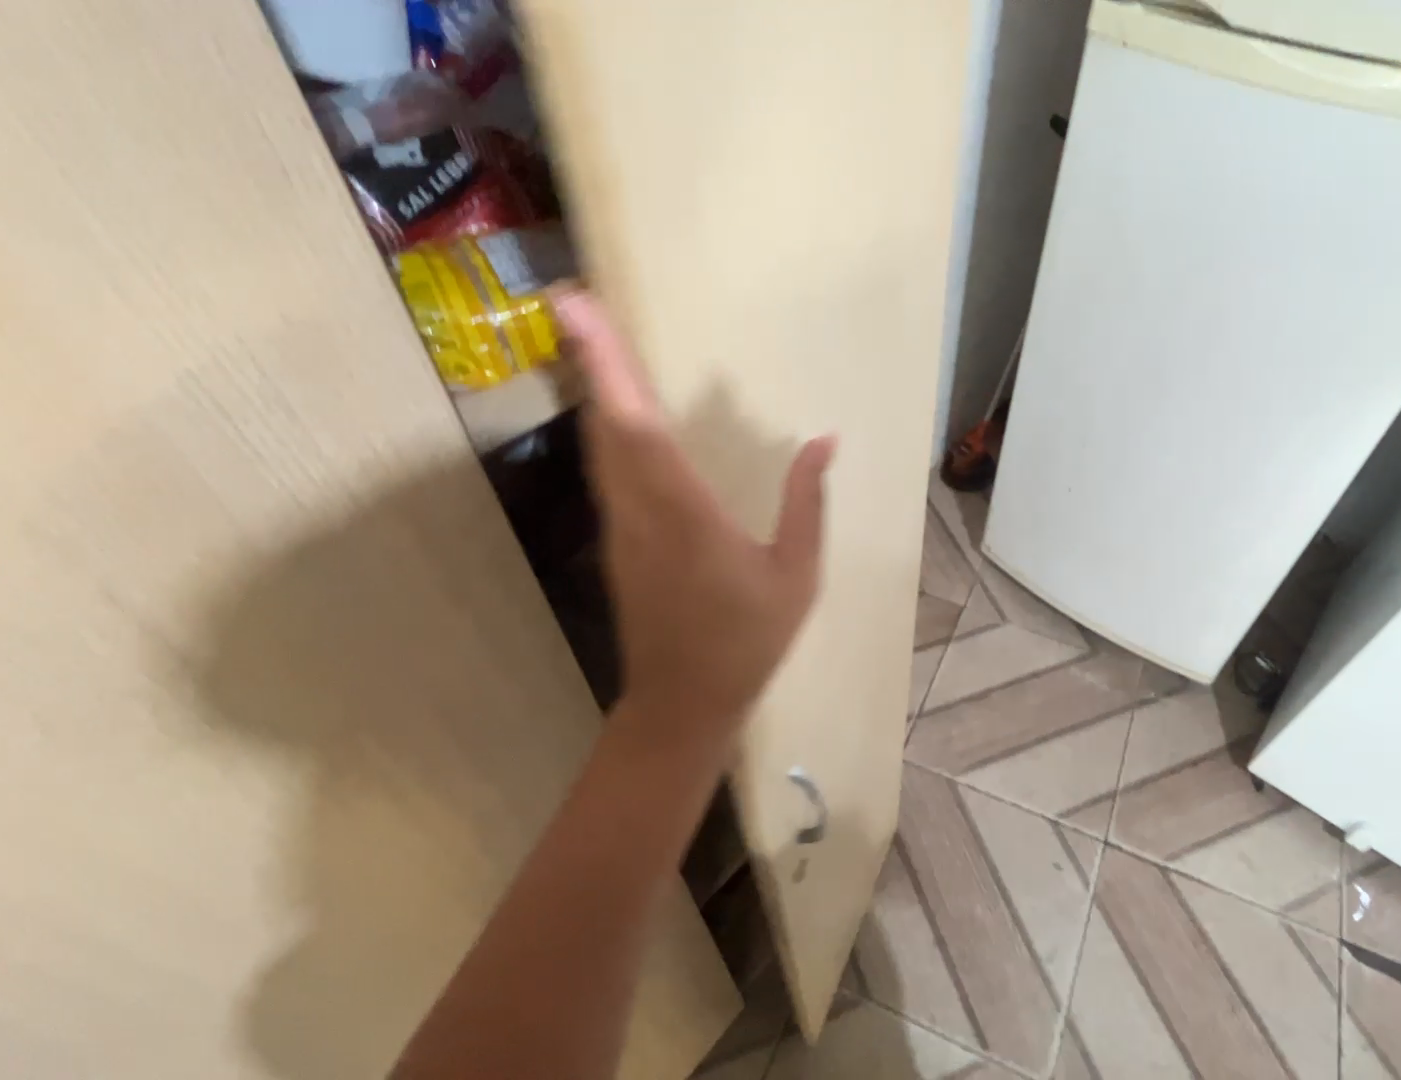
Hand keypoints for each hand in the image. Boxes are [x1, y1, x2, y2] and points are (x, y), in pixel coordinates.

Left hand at [551, 288, 835, 748]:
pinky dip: (603, 425)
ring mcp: (619, 526)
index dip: (607, 365)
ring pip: (596, 444)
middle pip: (604, 421)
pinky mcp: (615, 539)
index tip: (578, 309)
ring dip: (592, 388)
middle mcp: (639, 511)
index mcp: (685, 515)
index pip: (638, 426)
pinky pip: (604, 468)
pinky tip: (614, 408)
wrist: (682, 701)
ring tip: (591, 336)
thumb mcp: (796, 575)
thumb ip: (807, 504)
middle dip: (588, 357)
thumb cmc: (747, 641)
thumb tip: (824, 441)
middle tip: (576, 299)